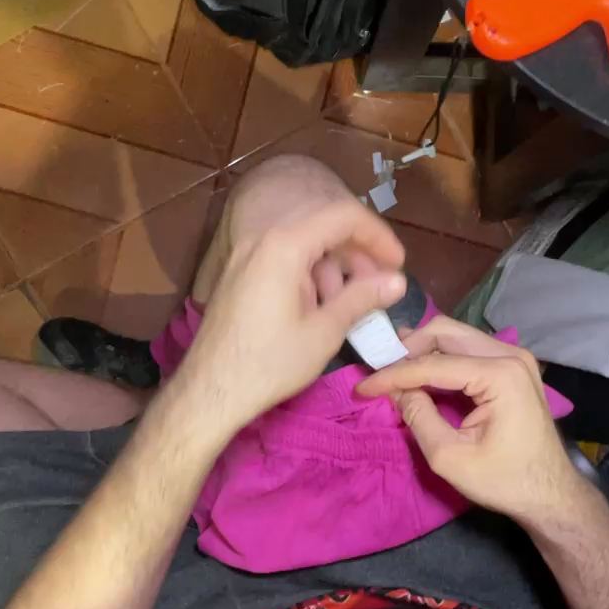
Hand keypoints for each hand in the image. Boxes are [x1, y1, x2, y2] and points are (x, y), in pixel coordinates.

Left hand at [169, 200, 406, 433]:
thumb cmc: (270, 363)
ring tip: (350, 305)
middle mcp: (262, 239)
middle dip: (357, 254)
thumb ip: (362, 298)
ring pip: (304, 245)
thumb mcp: (324, 332)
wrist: (211, 391)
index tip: (398, 264)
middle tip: (380, 287)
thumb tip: (397, 281)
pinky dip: (310, 275)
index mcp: (285, 245)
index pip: (344, 216)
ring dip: (334, 268)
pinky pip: (284, 259)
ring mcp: (246, 255)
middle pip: (323, 227)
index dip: (379, 236)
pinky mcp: (239, 274)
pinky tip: (320, 308)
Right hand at [356, 316, 591, 527]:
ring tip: (392, 370)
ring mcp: (515, 357)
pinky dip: (440, 358)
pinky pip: (468, 350)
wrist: (550, 493)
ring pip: (455, 336)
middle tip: (378, 371)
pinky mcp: (513, 367)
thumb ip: (419, 417)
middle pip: (445, 332)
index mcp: (500, 374)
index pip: (433, 363)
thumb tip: (395, 391)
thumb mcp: (449, 456)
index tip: (361, 387)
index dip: (393, 375)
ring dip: (422, 351)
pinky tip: (420, 374)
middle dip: (407, 350)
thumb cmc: (503, 480)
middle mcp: (510, 354)